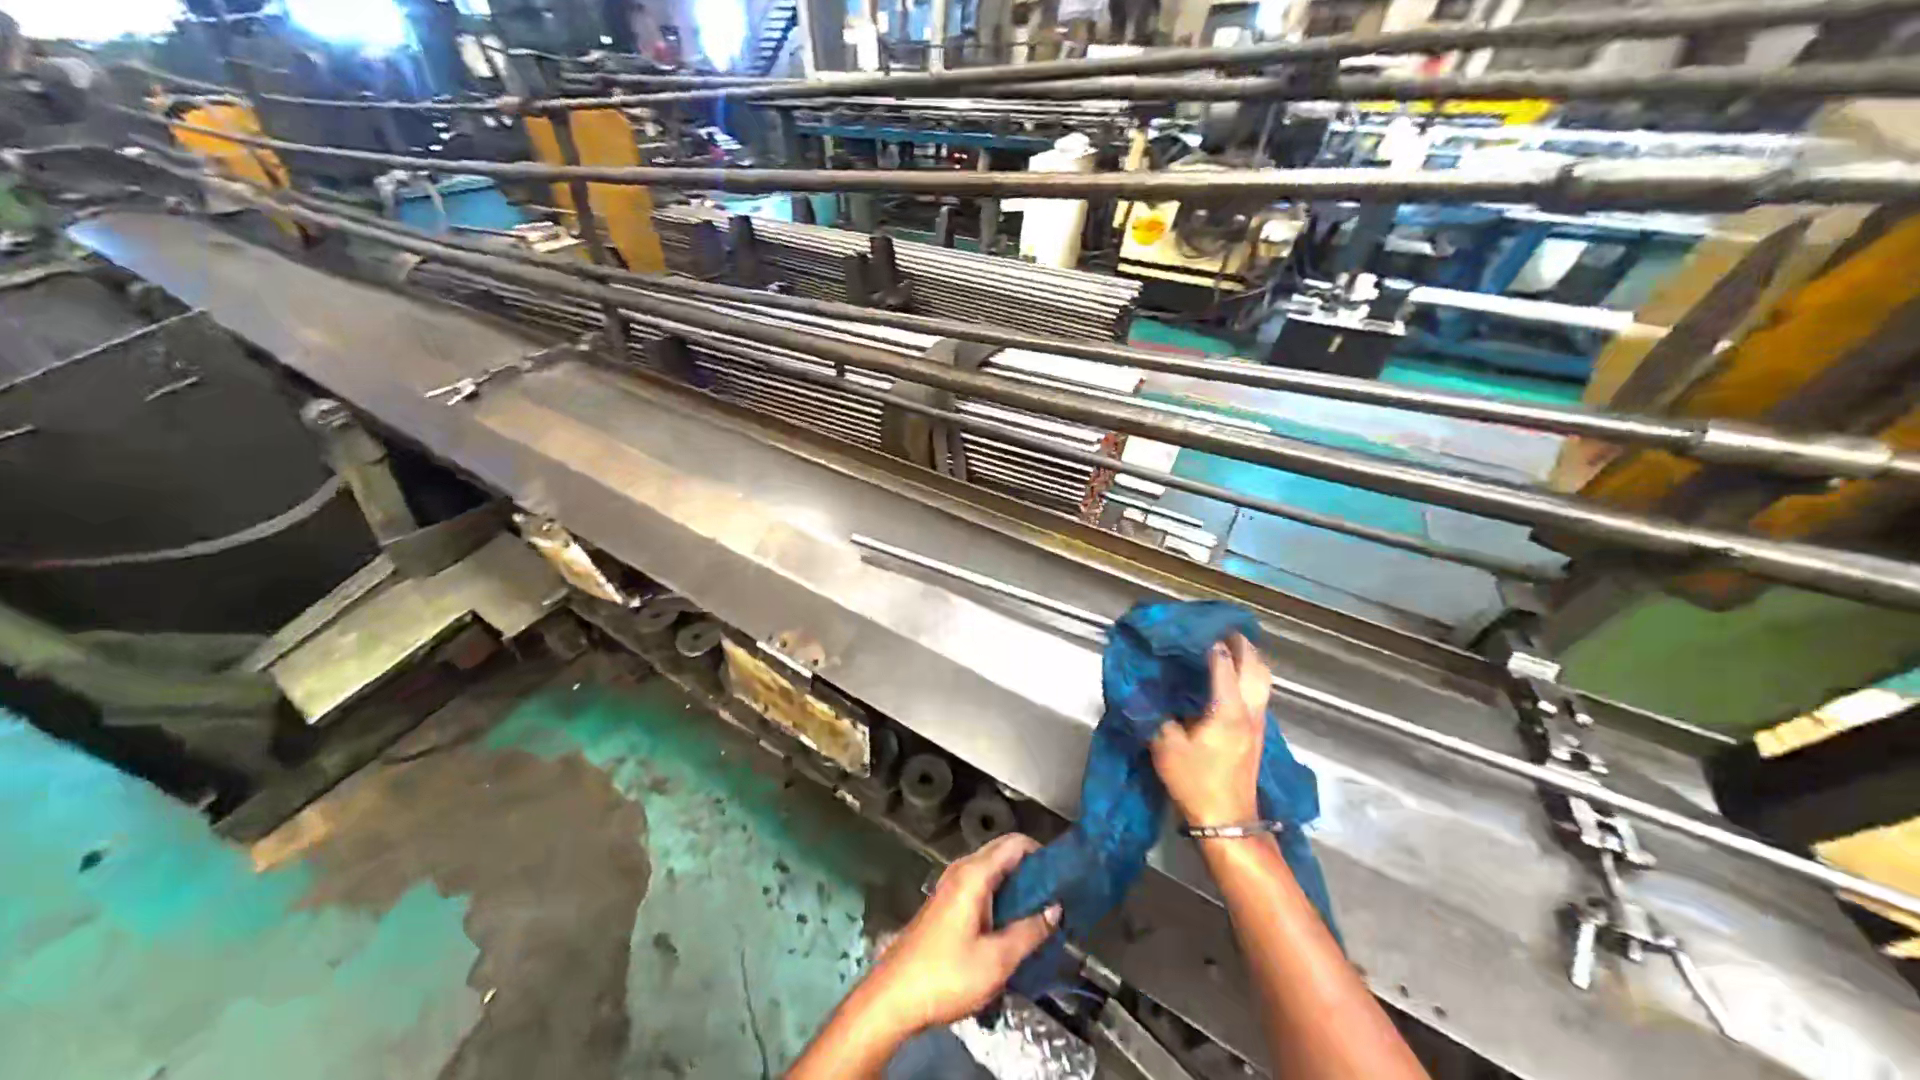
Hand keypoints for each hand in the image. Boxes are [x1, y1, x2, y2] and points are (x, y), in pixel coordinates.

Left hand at [856, 834, 1061, 1036]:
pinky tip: (1014, 925)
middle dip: (1032, 869)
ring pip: (992, 872)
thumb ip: (1030, 931)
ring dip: (1017, 886)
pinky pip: (980, 887)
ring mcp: (951, 887)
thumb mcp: (997, 960)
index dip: (1042, 852)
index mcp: (973, 875)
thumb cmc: (946, 975)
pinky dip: (1001, 896)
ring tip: (1042, 914)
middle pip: (1003, 853)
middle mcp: (961, 871)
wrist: (894, 998)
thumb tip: (1055, 909)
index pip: (1014, 843)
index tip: (1064, 875)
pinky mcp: (946, 905)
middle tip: (1058, 896)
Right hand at [1151, 634, 1271, 825]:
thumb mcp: (1165, 746)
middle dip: (1241, 643)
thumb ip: (1156, 713)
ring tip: (1232, 645)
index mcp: (1227, 708)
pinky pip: (1260, 691)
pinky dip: (1250, 674)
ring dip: (1250, 657)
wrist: (1227, 819)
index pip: (1223, 663)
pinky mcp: (1257, 732)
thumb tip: (1147, 690)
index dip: (1210, 643)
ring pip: (1263, 678)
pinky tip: (1234, 675)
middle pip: (1255, 664)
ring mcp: (1258, 721)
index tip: (1194, 629)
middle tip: (1221, 628)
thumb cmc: (1195, 781)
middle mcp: (1249, 709)